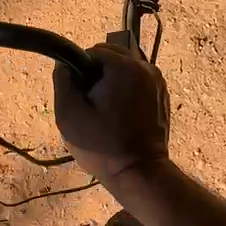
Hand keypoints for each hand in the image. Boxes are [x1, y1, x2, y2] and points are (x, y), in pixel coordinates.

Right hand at [53, 43, 169, 185]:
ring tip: (104, 110)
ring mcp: (158, 81)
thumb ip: (63, 81)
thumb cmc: (102, 145)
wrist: (139, 173)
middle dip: (97, 73)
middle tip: (90, 103)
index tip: (79, 95)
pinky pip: (138, 81)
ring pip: (126, 68)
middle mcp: (145, 67)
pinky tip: (120, 114)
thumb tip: (65, 64)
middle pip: (112, 56)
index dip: (81, 71)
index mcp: (125, 67)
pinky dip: (126, 89)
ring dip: (112, 80)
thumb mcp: (69, 114)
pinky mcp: (162, 95)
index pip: (94, 52)